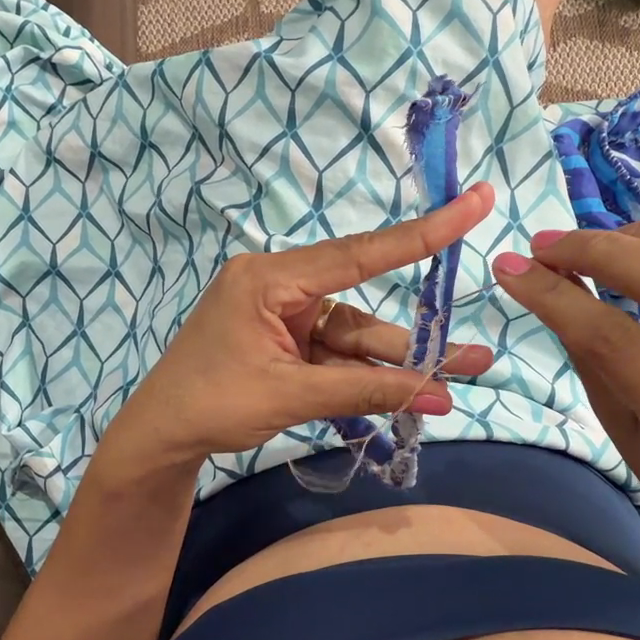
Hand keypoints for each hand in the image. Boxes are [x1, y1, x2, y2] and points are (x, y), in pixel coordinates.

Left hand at [108, 183, 499, 467]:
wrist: (161, 436)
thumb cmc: (211, 404)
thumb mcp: (289, 395)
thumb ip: (364, 390)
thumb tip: (440, 396)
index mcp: (270, 278)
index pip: (358, 253)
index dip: (422, 234)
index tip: (474, 203)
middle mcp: (280, 288)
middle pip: (362, 308)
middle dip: (416, 338)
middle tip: (478, 349)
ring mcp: (283, 319)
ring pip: (352, 340)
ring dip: (396, 366)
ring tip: (456, 382)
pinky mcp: (284, 347)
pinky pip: (334, 359)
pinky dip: (363, 380)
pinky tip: (406, 398)